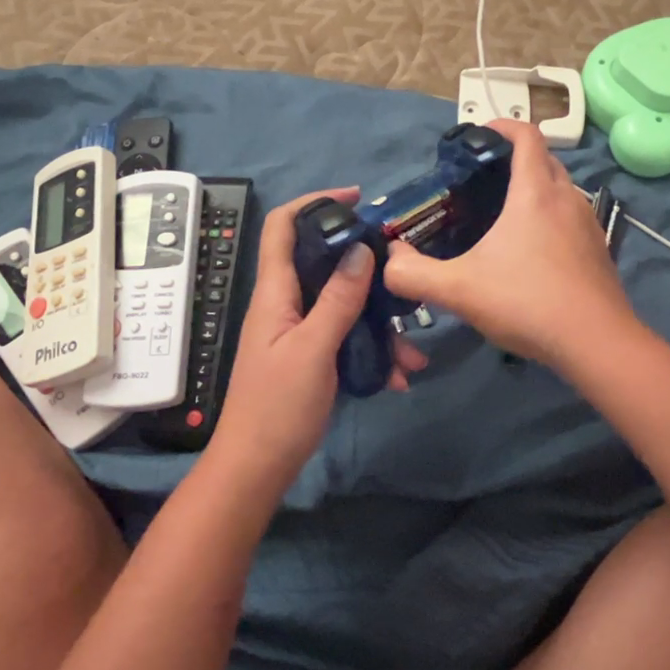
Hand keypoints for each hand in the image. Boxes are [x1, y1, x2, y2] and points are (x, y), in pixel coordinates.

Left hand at [212, 188, 427, 472]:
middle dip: (365, 268)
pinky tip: (398, 377)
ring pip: (342, 306)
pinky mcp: (311, 358)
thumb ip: (337, 300)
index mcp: (275, 293)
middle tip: (402, 274)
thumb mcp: (313, 350)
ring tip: (413, 352)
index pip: (282, 227)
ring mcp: (298, 333)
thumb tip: (361, 250)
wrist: (256, 468)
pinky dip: (372, 352)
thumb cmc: (278, 407)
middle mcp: (285, 305)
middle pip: (323, 263)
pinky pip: (346, 339)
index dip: (314, 203)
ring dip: (378, 323)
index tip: (356, 200)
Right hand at [383, 121, 637, 370]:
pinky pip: (571, 220)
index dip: (502, 126)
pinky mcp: (598, 251)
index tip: (478, 135)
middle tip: (482, 180)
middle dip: (516, 159)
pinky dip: (550, 220)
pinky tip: (530, 254)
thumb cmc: (527, 303)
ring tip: (503, 216)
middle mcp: (567, 198)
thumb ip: (414, 274)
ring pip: (561, 191)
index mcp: (535, 192)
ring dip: (535, 191)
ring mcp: (588, 225)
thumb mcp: (458, 290)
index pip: (526, 135)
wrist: (596, 343)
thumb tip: (389, 261)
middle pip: (545, 160)